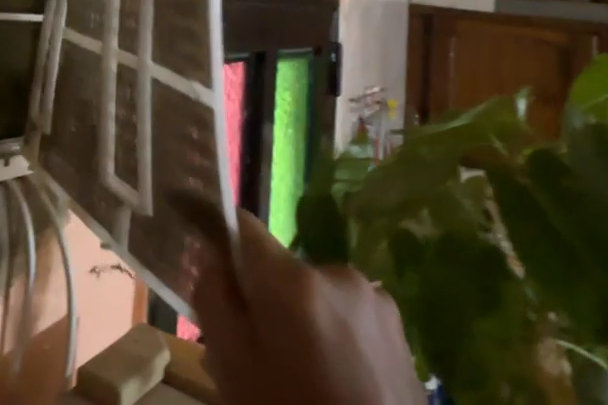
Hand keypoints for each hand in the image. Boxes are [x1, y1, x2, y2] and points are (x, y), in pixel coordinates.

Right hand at [193, 212, 422, 404]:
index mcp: (294, 279)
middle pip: (279, 268)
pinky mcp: (400, 331)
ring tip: (299, 372)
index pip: (243, 226)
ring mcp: (377, 302)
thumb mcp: (231, 364)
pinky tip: (334, 381)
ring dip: (299, 318)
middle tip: (256, 350)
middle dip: (262, 297)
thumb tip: (214, 259)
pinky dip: (332, 336)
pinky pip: (346, 316)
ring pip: (313, 293)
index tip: (208, 258)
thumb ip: (212, 297)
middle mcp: (338, 274)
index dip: (220, 236)